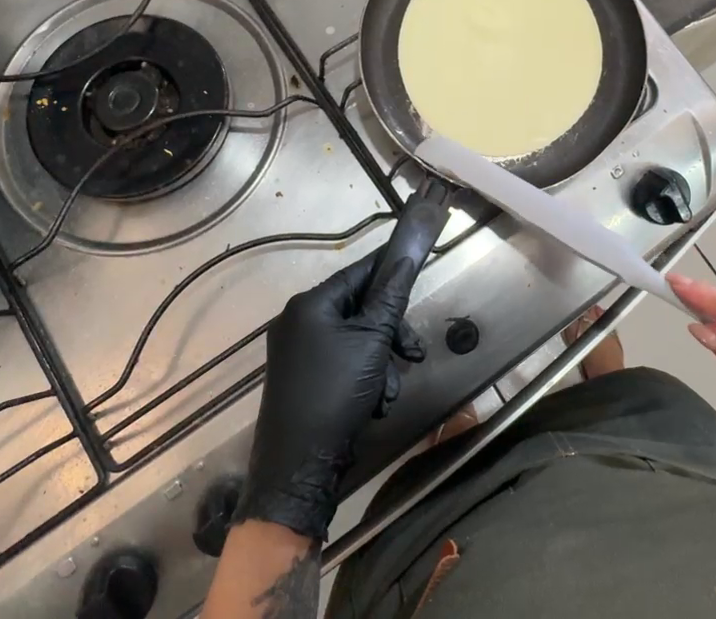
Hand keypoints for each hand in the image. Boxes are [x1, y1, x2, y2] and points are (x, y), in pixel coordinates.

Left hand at [236, 250, 425, 541]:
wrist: (299, 461)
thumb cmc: (337, 390)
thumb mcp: (373, 340)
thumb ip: (391, 296)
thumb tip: (405, 255)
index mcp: (310, 304)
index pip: (359, 272)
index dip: (390, 269)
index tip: (418, 266)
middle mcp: (298, 321)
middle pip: (360, 309)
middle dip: (391, 333)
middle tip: (415, 354)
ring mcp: (297, 351)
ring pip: (356, 340)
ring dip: (381, 362)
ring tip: (390, 392)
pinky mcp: (301, 377)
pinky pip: (343, 362)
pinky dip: (364, 377)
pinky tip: (375, 404)